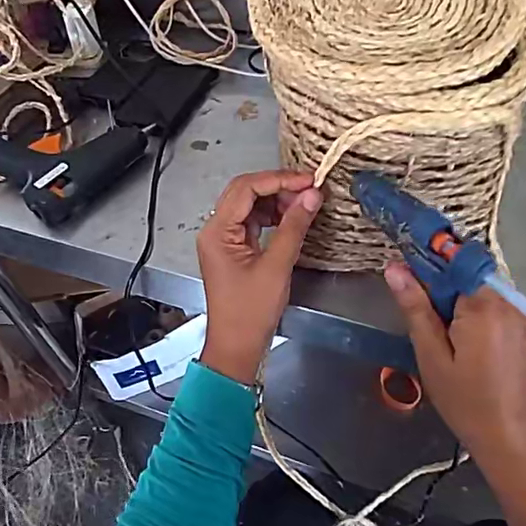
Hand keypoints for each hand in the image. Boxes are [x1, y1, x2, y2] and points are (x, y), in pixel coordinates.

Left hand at [197, 170, 322, 383]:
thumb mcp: (276, 267)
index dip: (278, 180)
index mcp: (217, 232)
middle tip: (308, 189)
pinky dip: (273, 216)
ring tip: (304, 204)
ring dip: (277, 201)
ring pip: (250, 206)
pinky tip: (292, 218)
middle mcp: (215, 231)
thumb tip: (310, 197)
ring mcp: (224, 241)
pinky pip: (253, 222)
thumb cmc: (249, 313)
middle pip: (245, 192)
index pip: (246, 188)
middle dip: (278, 187)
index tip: (307, 180)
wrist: (237, 345)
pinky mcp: (234, 250)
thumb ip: (294, 227)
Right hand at [384, 261, 525, 457]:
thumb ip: (416, 308)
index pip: (455, 258)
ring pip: (475, 285)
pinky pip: (486, 301)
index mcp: (484, 305)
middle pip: (466, 270)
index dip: (427, 253)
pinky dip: (464, 305)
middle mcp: (505, 301)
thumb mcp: (432, 355)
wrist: (508, 435)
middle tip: (407, 293)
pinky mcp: (515, 326)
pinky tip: (448, 329)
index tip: (402, 255)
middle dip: (437, 276)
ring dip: (449, 292)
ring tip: (426, 316)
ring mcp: (514, 313)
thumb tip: (395, 269)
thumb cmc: (465, 399)